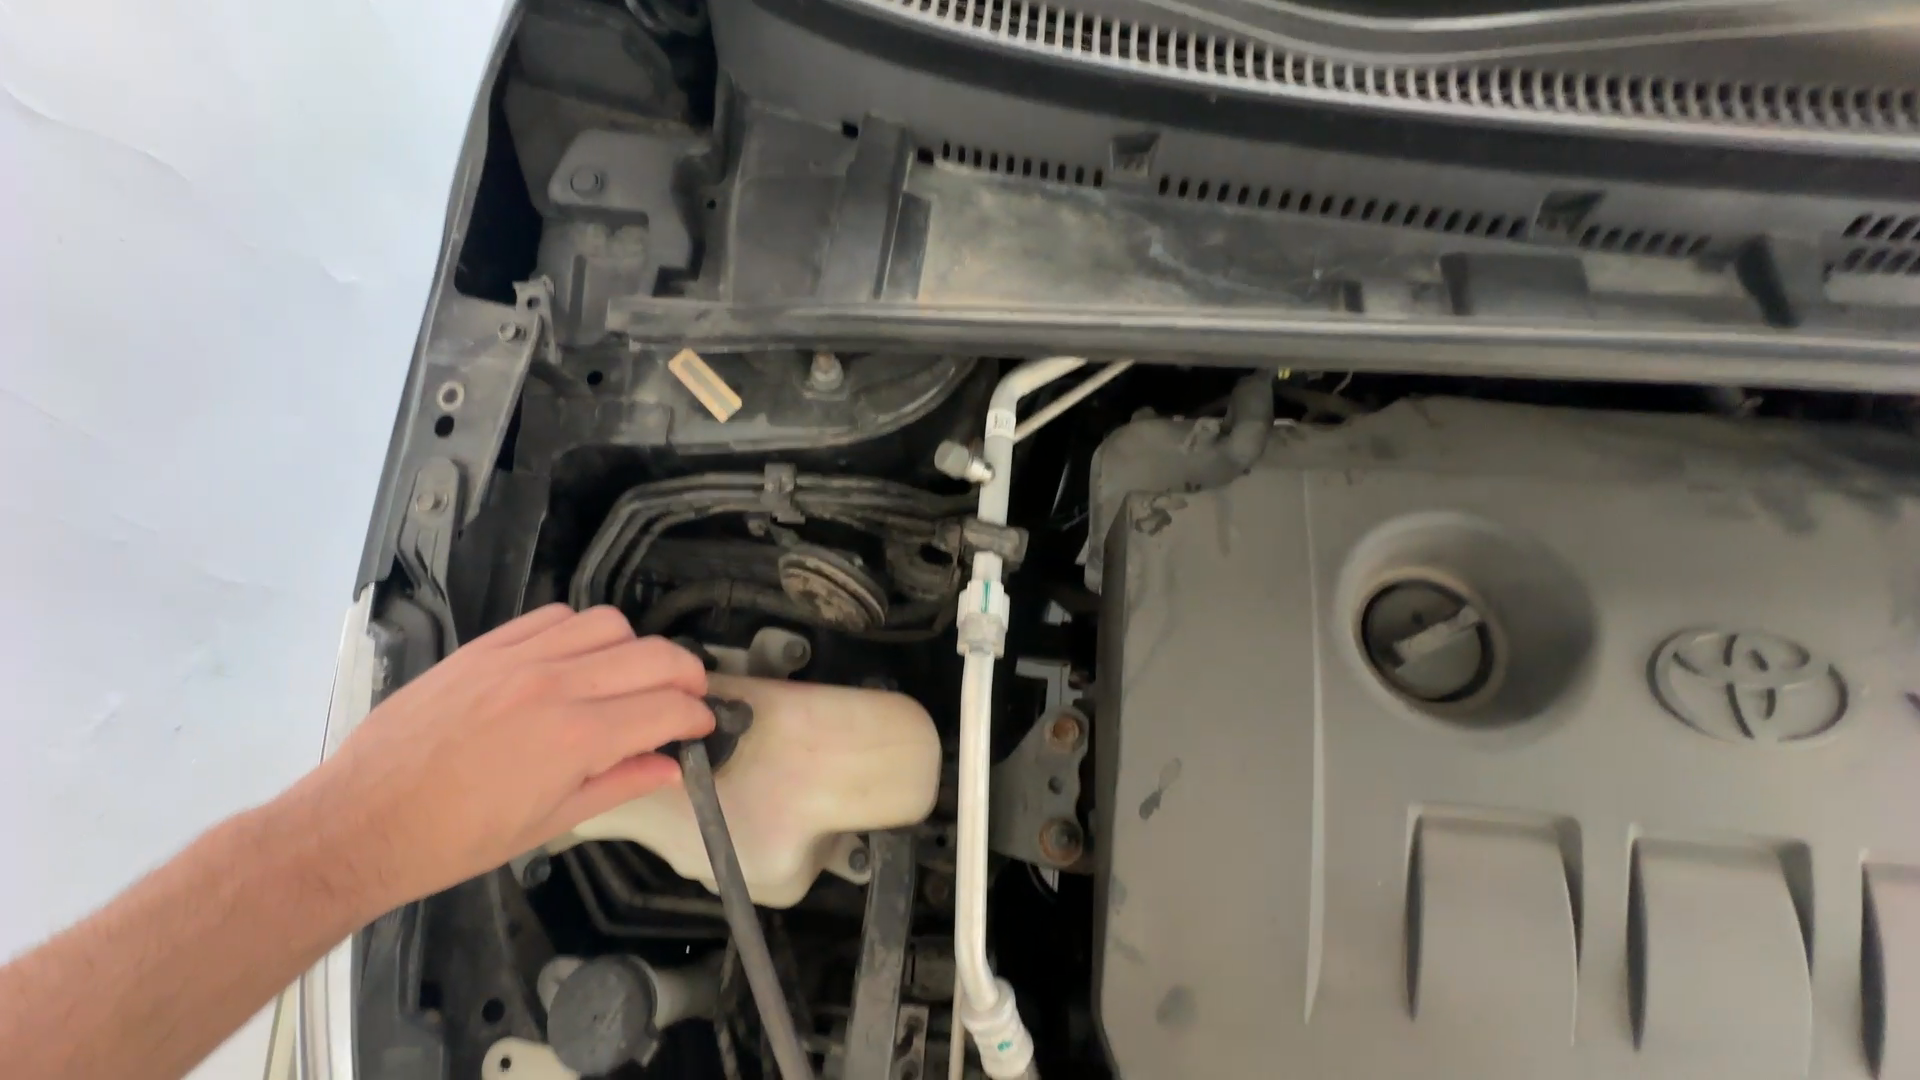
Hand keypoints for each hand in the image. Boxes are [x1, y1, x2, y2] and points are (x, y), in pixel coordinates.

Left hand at [291, 604, 712, 909]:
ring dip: (636, 649)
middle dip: (688, 675)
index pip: (668, 709)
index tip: (703, 726)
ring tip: (631, 676)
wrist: (355, 826)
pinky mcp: (485, 647)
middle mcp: (557, 685)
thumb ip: (622, 784)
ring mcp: (518, 659)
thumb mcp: (551, 823)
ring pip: (610, 624)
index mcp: (577, 738)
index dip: (697, 717)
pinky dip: (582, 632)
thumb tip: (673, 766)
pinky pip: (554, 616)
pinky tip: (578, 659)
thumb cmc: (456, 841)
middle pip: (655, 656)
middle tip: (688, 697)